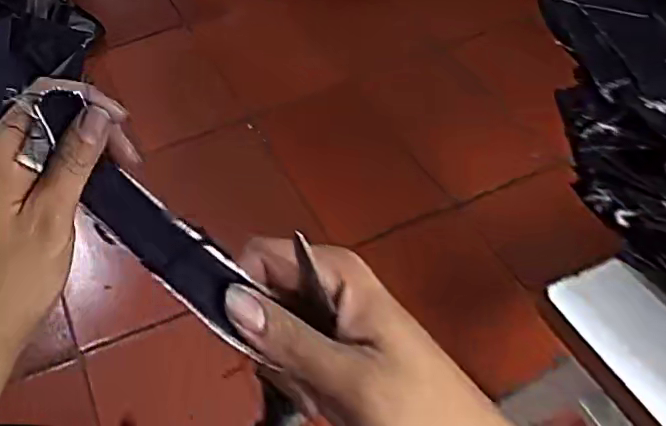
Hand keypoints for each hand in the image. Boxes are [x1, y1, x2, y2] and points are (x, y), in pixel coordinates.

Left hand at [0, 80, 137, 424]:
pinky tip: (100, 175)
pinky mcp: (16, 186)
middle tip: (127, 151)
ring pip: (55, 133)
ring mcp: (7, 167)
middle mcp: (0, 148)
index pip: (44, 95)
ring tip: (122, 163)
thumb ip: (75, 159)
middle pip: (52, 110)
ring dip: (90, 142)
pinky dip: (78, 160)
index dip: (85, 99)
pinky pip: (51, 156)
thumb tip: (98, 114)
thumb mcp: (52, 215)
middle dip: (92, 122)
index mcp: (0, 146)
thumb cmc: (14, 278)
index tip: (119, 120)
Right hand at [226, 239, 505, 425]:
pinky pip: (292, 354)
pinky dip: (299, 381)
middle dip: (272, 341)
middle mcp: (331, 283)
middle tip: (300, 376)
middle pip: (264, 294)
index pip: (260, 255)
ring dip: (287, 368)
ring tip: (322, 395)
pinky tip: (326, 400)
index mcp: (338, 270)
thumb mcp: (353, 378)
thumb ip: (289, 338)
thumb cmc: (432, 414)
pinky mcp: (334, 346)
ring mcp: (333, 316)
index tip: (243, 332)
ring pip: (274, 330)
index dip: (244, 290)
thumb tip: (232, 297)